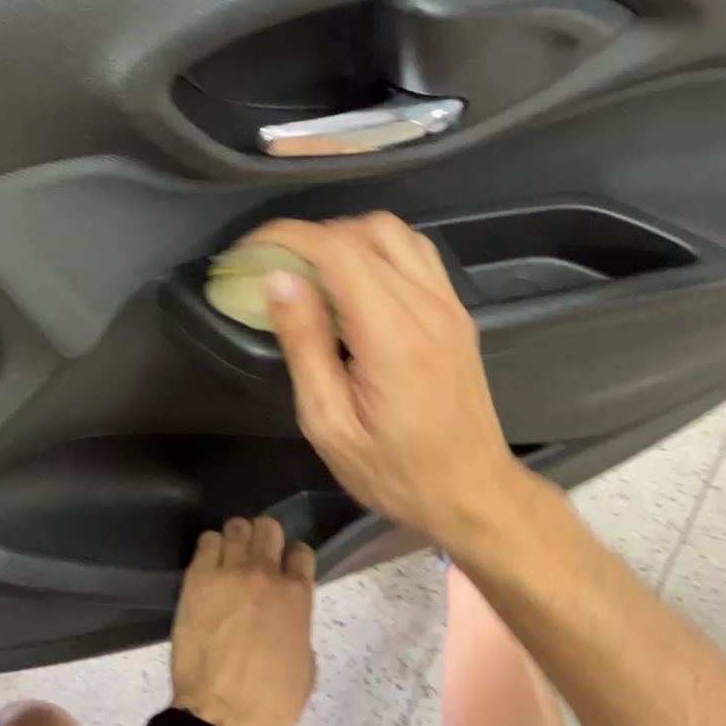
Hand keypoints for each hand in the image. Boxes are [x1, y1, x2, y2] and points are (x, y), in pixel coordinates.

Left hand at [169, 516, 316, 725]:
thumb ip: (298, 628)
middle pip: (268, 528)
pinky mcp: (197, 577)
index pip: (301, 552)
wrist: (220, 714)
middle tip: (257, 555)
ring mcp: (229, 572)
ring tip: (231, 556)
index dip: (294, 558)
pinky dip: (211, 548)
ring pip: (236, 526)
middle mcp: (265, 575)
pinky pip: (206, 541)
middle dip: (266, 538)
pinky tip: (210, 565)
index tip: (286, 566)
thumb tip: (287, 616)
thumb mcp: (304, 668)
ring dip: (237, 539)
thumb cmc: (269, 703)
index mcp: (297, 598)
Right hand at [247, 213, 529, 544]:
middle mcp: (427, 307)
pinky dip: (376, 248)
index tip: (250, 251)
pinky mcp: (457, 311)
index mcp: (392, 335)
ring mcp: (448, 305)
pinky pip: (415, 252)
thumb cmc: (394, 471)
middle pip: (364, 231)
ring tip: (313, 270)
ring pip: (393, 231)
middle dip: (309, 237)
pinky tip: (355, 280)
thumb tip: (277, 280)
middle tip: (276, 266)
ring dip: (345, 237)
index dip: (286, 237)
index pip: (337, 251)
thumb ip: (303, 344)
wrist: (475, 494)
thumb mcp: (328, 422)